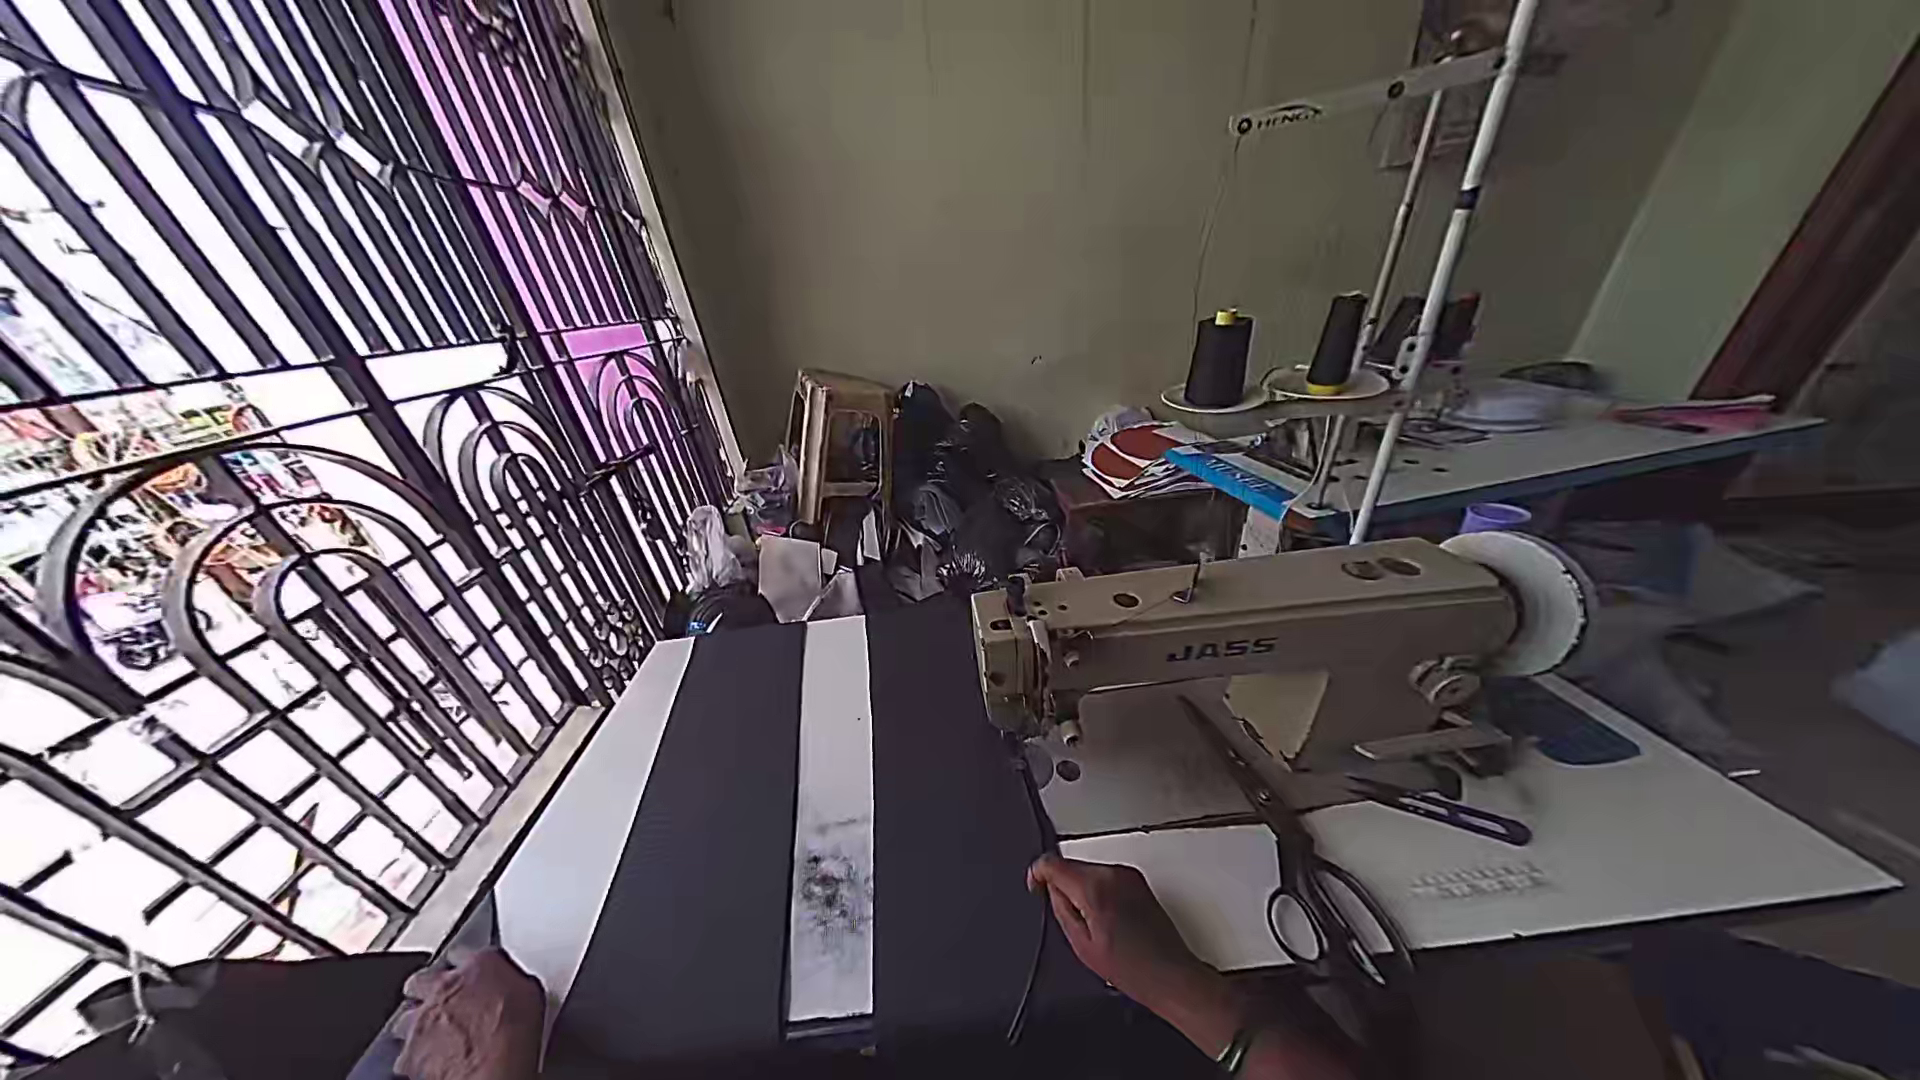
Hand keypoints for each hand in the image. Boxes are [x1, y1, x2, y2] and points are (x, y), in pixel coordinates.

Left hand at [392, 947, 544, 1079]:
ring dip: (417, 1024)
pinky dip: (415, 1057)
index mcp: (478, 965)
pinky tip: (433, 1061)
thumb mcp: (529, 990)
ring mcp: (421, 1024)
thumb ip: (508, 980)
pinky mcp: (407, 1058)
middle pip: (420, 980)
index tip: (469, 969)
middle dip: (426, 988)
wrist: (494, 1070)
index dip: (464, 961)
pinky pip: (402, 1056)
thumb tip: (509, 986)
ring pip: (404, 1019)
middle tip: (441, 996)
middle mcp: (445, 989)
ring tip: (436, 1033)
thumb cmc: (515, 1031)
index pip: (462, 951)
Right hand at [1028, 856, 1357, 1078]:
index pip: (1052, 862)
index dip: (1038, 872)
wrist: (1172, 976)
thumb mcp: (1081, 945)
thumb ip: (1060, 908)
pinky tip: (1109, 916)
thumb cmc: (1134, 969)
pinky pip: (1106, 875)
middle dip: (1063, 883)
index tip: (1035, 884)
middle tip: (1068, 915)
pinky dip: (1100, 889)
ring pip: (1089, 869)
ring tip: (1094, 922)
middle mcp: (1112, 872)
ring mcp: (1127, 873)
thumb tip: (1048, 887)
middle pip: (1071, 864)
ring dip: (1082, 886)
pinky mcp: (1137, 878)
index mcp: (1094, 888)